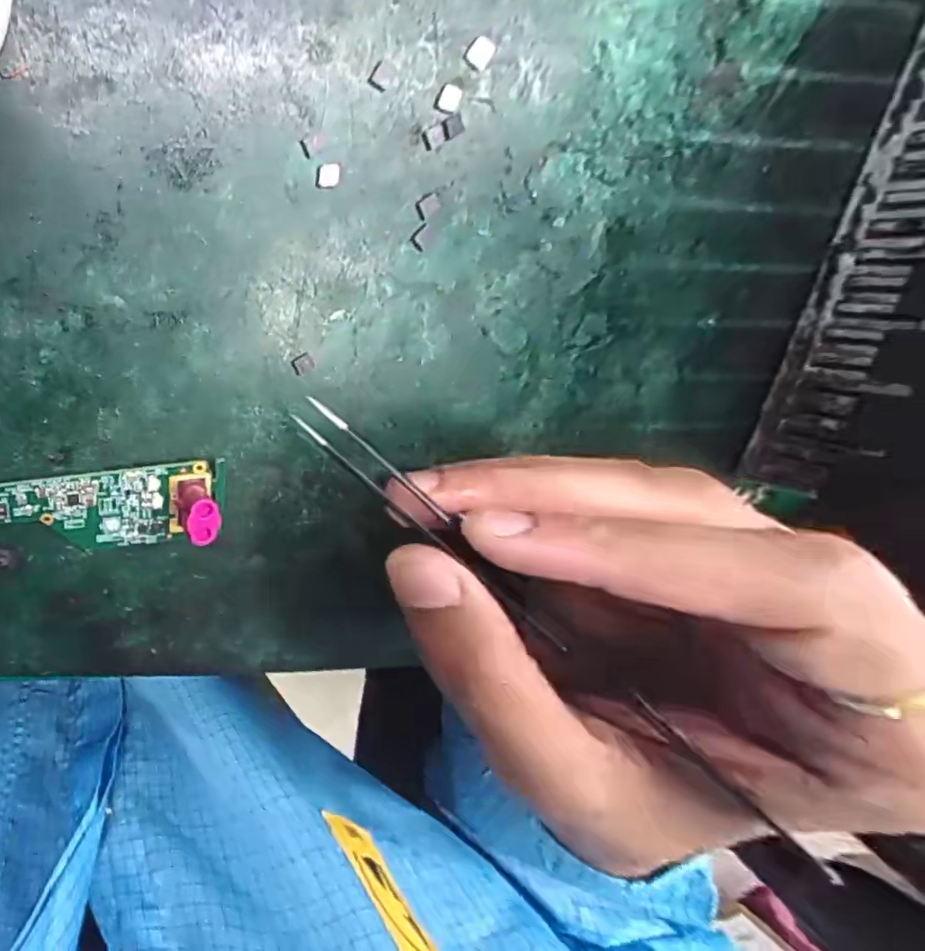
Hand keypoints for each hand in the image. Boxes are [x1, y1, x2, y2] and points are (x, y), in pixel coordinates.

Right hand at [385, 457, 924, 876]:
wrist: (635, 799)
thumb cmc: (627, 808)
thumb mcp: (558, 778)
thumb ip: (488, 678)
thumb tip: (414, 563)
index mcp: (880, 716)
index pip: (800, 592)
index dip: (637, 550)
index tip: (491, 537)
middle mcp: (842, 620)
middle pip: (707, 515)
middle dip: (550, 498)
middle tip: (432, 499)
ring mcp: (757, 567)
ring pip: (651, 491)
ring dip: (524, 484)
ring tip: (428, 495)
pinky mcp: (681, 543)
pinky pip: (604, 498)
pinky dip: (519, 492)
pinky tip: (459, 503)